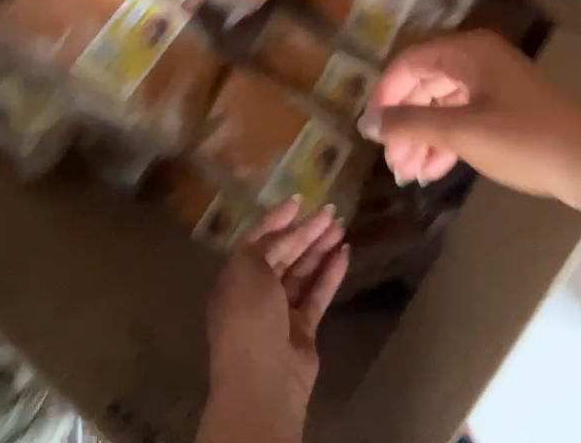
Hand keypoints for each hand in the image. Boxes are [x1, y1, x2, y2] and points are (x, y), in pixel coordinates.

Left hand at [201, 199, 349, 439]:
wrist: (264, 379)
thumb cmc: (249, 317)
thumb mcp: (246, 270)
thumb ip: (263, 245)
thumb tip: (283, 230)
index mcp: (235, 279)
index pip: (257, 241)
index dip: (276, 219)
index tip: (300, 200)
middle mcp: (255, 294)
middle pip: (283, 255)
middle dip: (305, 232)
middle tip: (330, 210)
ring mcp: (280, 313)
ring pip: (302, 273)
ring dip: (320, 248)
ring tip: (341, 226)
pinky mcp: (302, 329)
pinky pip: (317, 294)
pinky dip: (331, 273)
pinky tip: (345, 253)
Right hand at [357, 30, 580, 207]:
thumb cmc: (524, 140)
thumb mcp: (462, 132)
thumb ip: (411, 124)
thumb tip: (369, 121)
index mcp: (469, 52)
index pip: (410, 62)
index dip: (386, 94)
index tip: (371, 132)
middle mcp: (480, 60)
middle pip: (425, 83)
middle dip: (405, 122)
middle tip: (393, 163)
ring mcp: (495, 85)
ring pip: (444, 104)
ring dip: (423, 137)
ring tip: (410, 175)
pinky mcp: (507, 110)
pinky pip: (464, 118)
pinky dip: (446, 141)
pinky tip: (433, 171)